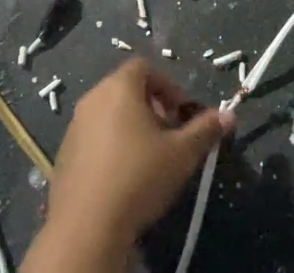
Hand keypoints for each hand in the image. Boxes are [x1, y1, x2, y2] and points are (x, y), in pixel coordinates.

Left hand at [44, 59, 233, 250]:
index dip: (167, 85)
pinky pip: (93, 138)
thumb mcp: (182, 153)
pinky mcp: (64, 154)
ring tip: (149, 158)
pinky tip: (123, 176)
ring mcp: (74, 127)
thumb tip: (229, 115)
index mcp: (119, 88)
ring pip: (108, 114)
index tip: (181, 112)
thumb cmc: (139, 177)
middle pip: (125, 89)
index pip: (144, 67)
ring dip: (131, 126)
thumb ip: (206, 130)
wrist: (87, 225)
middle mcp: (92, 99)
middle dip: (152, 106)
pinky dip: (111, 146)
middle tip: (169, 135)